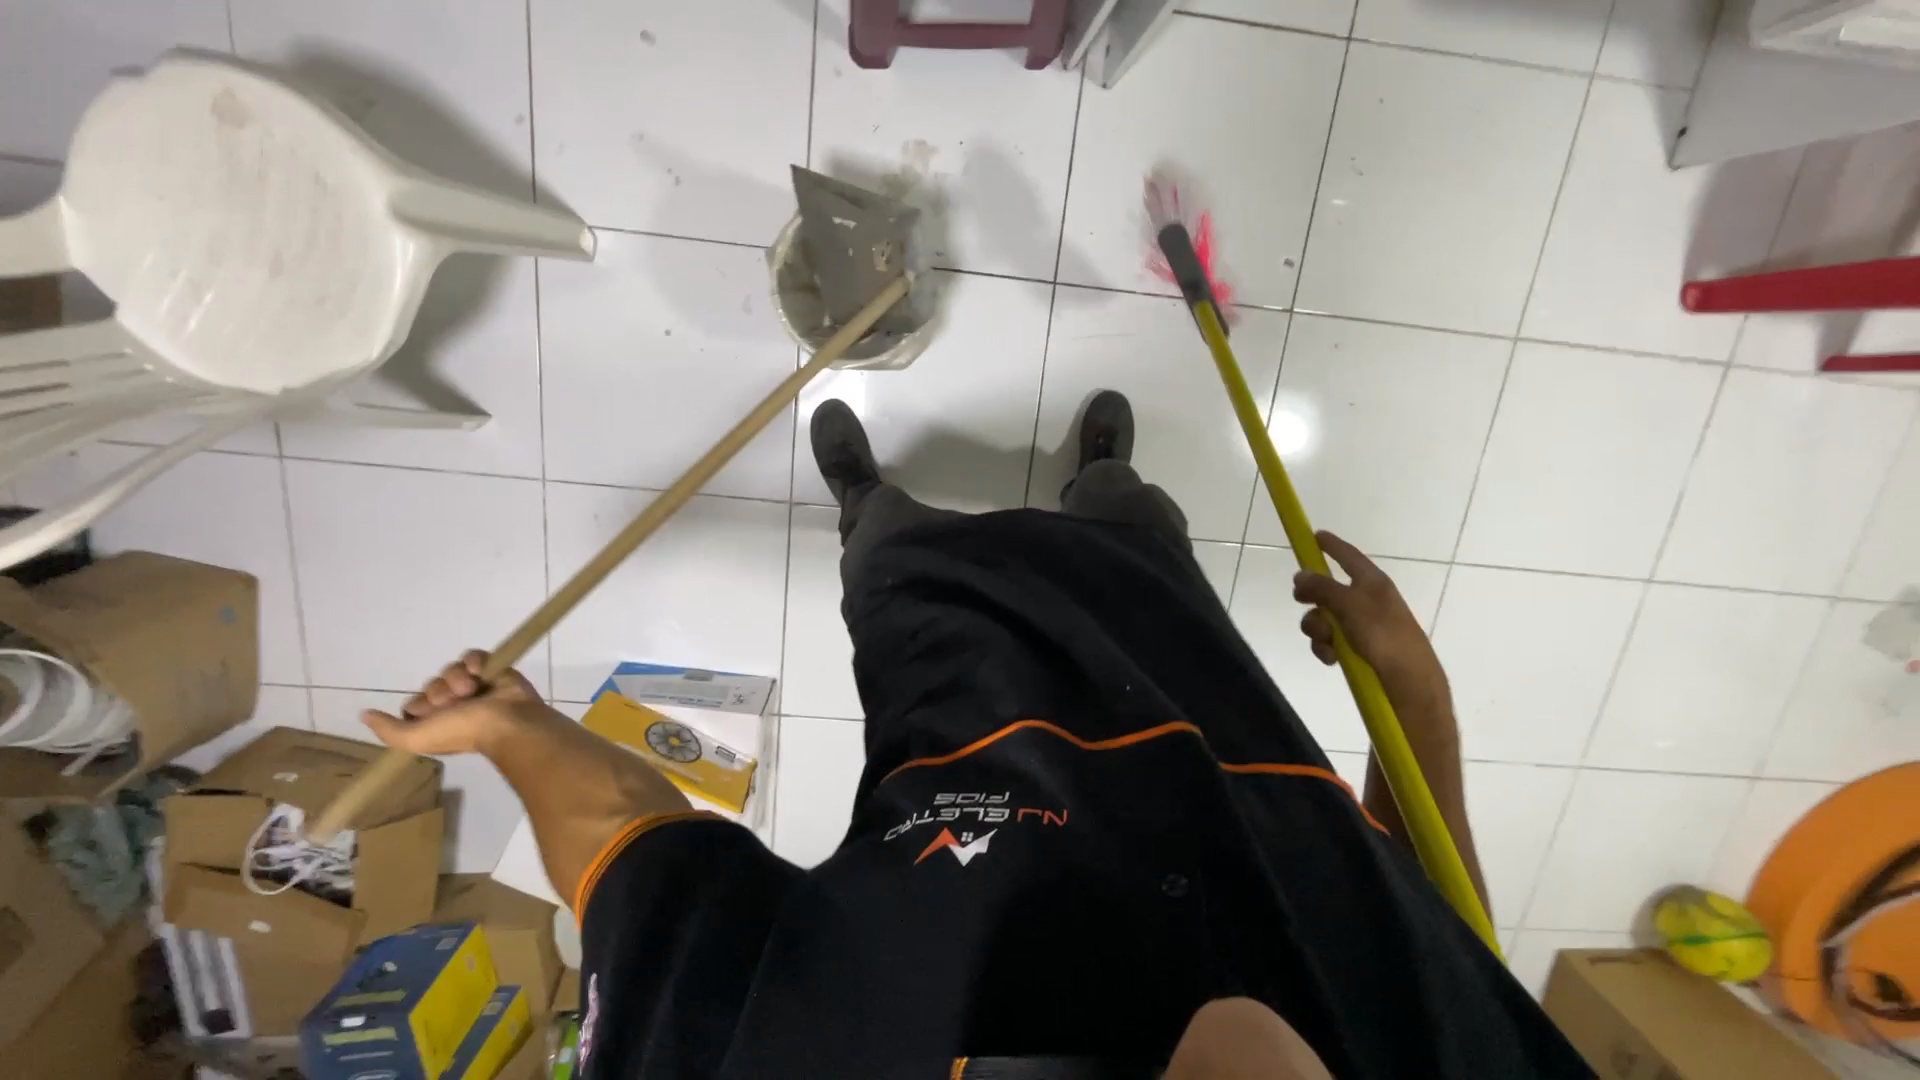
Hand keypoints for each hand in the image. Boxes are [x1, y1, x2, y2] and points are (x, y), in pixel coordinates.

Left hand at [362, 650, 544, 755]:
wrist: (508, 721)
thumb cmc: (463, 731)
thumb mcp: (416, 739)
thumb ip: (388, 729)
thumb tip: (364, 714)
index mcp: (438, 721)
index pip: (417, 702)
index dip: (422, 703)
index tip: (432, 711)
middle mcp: (454, 703)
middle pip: (433, 684)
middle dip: (440, 690)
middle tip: (455, 700)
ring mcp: (474, 685)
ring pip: (451, 669)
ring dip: (457, 677)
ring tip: (471, 688)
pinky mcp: (493, 670)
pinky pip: (474, 656)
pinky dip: (475, 661)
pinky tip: (481, 671)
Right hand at [1292, 531, 1449, 714]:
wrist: (1408, 680)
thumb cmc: (1382, 635)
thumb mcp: (1349, 605)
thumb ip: (1322, 588)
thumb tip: (1300, 575)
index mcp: (1372, 583)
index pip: (1349, 557)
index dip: (1332, 545)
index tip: (1315, 535)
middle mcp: (1367, 600)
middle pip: (1328, 590)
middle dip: (1313, 599)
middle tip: (1301, 601)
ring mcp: (1363, 625)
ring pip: (1325, 618)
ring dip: (1318, 629)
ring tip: (1327, 642)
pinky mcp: (1359, 648)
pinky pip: (1331, 640)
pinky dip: (1326, 648)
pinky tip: (1332, 658)